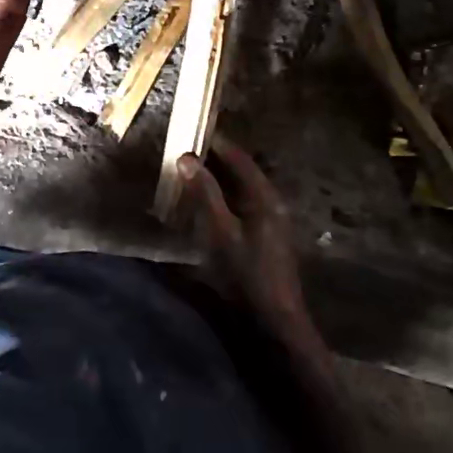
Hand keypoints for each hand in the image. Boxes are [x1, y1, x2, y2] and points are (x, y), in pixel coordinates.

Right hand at [177, 138, 305, 321]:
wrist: (273, 324)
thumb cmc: (247, 274)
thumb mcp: (221, 231)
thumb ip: (205, 192)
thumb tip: (187, 156)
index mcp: (264, 196)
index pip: (237, 156)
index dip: (213, 141)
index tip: (186, 128)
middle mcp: (269, 202)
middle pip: (238, 169)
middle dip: (210, 158)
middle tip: (179, 148)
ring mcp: (267, 220)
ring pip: (236, 186)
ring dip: (213, 177)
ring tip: (183, 170)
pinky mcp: (261, 235)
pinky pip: (237, 202)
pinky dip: (218, 195)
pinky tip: (198, 201)